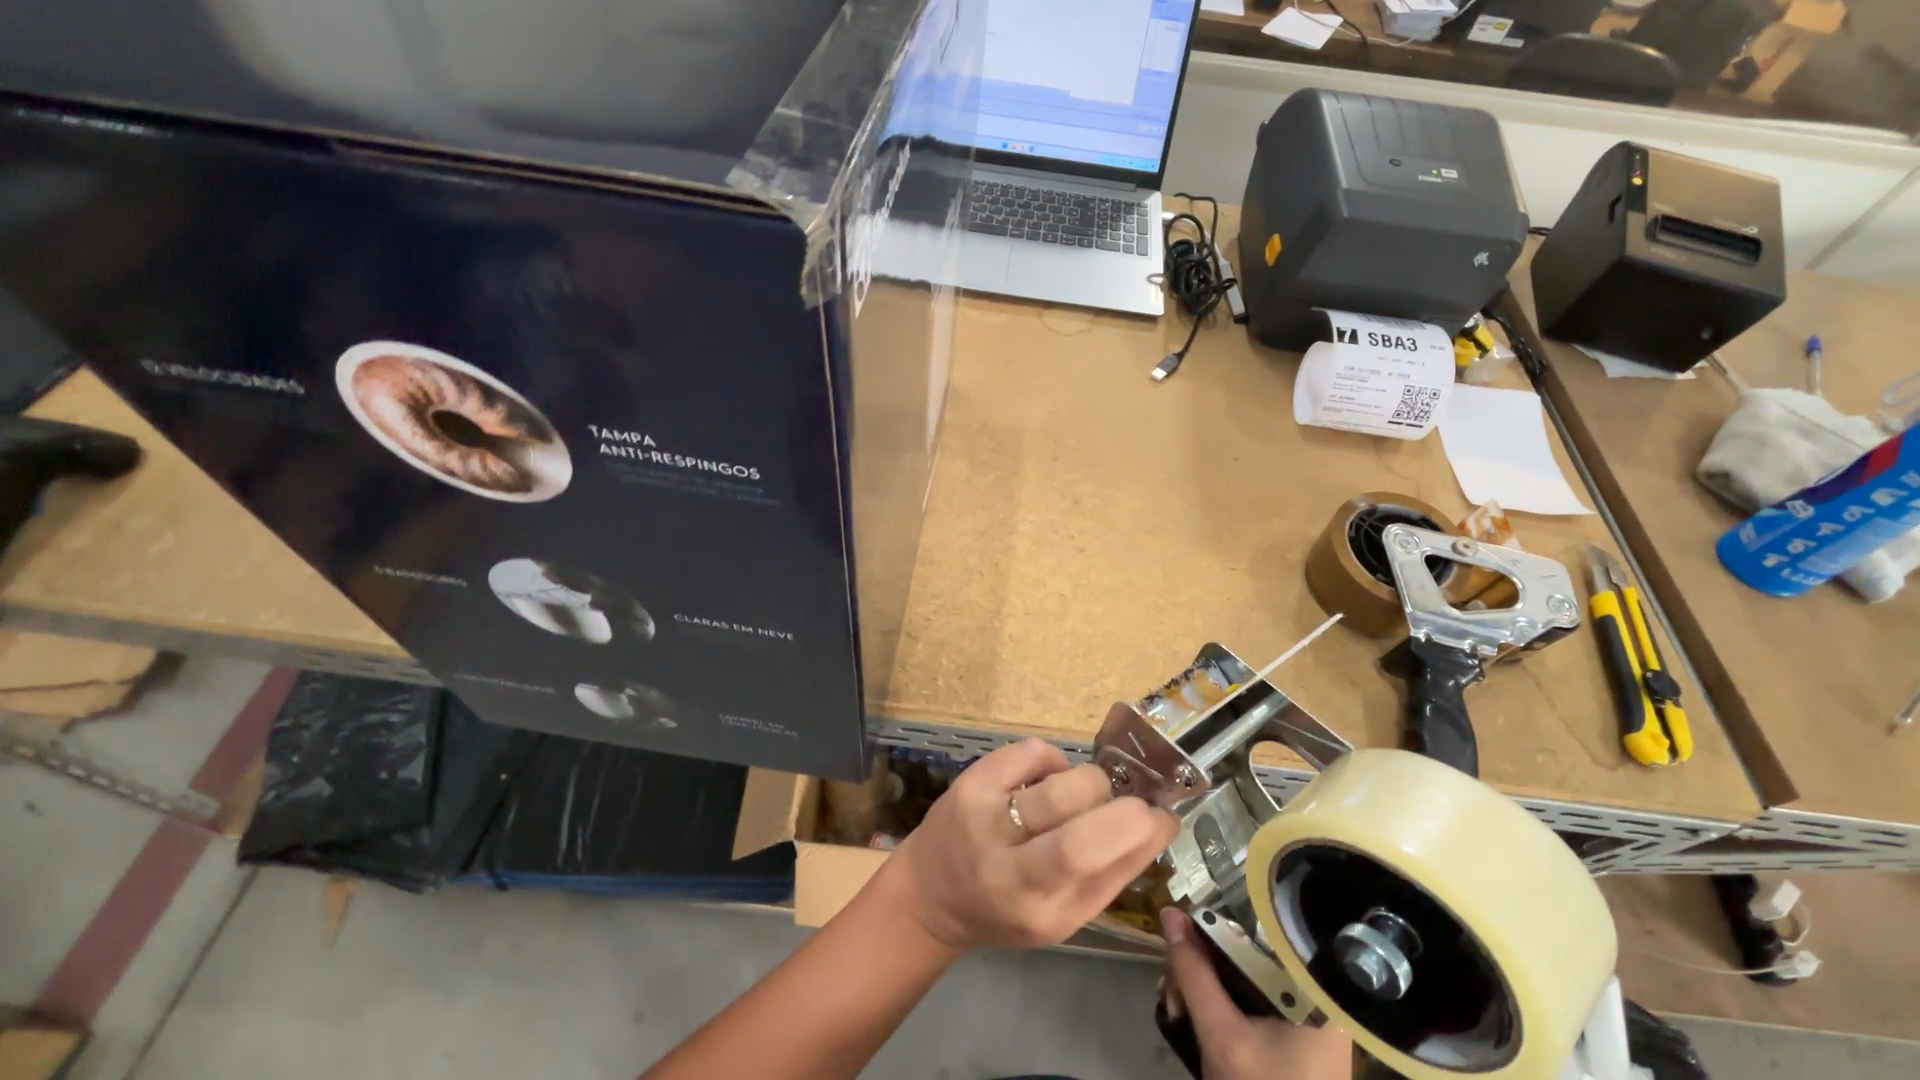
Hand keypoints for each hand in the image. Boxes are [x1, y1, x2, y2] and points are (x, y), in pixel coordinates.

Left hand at [883, 738, 1177, 950]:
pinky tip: (1049, 780)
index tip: (1162, 819)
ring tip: (1084, 798)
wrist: (931, 894)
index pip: (1094, 860)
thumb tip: (1160, 823)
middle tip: (1127, 806)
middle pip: (1076, 820)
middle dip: (1121, 805)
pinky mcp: (969, 783)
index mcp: (1036, 909)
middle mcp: (1004, 867)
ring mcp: (982, 819)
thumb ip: (1111, 875)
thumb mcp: (1063, 916)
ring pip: (1058, 783)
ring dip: (1090, 783)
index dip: (1141, 831)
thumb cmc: (1007, 909)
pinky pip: (1032, 751)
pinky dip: (1055, 761)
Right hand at [1162, 908, 1353, 1079]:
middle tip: (1173, 998)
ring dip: (1203, 987)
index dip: (1213, 928)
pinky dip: (1221, 1004)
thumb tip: (1171, 914)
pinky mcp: (1295, 1031)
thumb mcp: (1221, 1035)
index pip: (1259, 929)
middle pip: (1247, 952)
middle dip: (1200, 968)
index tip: (1177, 943)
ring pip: (1243, 975)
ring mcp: (1307, 1014)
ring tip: (1177, 1013)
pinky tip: (1194, 1018)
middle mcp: (1316, 992)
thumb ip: (1194, 974)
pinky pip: (1251, 997)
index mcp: (1314, 987)